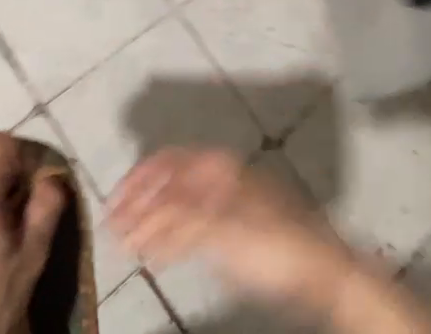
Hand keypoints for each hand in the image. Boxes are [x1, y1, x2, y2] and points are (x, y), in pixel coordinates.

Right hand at [106, 148, 359, 313]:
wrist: (317, 269)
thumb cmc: (273, 241)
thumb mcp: (221, 227)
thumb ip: (177, 218)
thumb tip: (137, 212)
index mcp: (218, 167)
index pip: (166, 161)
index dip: (136, 179)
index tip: (113, 201)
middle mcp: (220, 178)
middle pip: (170, 183)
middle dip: (139, 203)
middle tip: (113, 226)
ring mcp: (227, 202)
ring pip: (178, 206)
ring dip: (150, 222)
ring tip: (126, 243)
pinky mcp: (233, 229)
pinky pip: (190, 227)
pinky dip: (168, 237)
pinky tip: (156, 253)